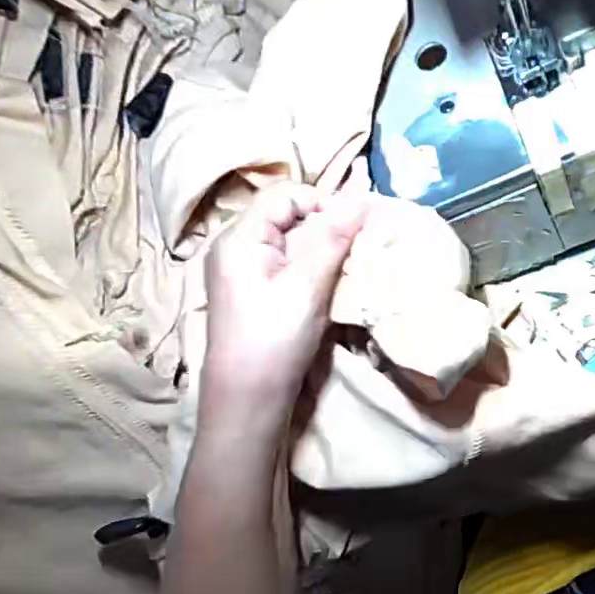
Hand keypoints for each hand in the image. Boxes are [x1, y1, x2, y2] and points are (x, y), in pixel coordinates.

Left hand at [204, 183, 365, 406]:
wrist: (248, 398)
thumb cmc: (275, 339)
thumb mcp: (308, 286)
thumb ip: (333, 239)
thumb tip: (360, 200)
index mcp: (239, 238)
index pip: (285, 195)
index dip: (322, 203)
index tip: (353, 230)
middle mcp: (234, 246)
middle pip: (286, 214)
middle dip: (325, 226)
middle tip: (354, 250)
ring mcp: (241, 270)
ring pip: (289, 239)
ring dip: (321, 248)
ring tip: (343, 268)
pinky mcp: (252, 290)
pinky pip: (285, 262)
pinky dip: (310, 266)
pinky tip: (326, 285)